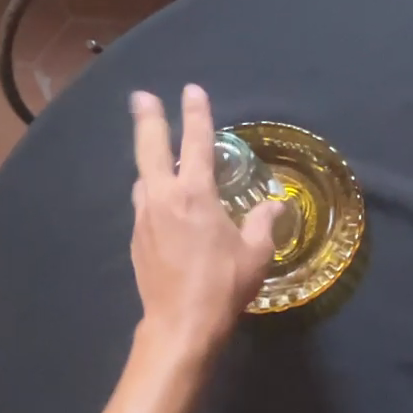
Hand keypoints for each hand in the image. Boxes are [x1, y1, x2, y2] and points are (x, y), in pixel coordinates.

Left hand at [129, 85, 279, 356]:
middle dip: (148, 119)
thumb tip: (275, 204)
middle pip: (150, 148)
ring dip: (149, 161)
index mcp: (195, 195)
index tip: (191, 90)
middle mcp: (163, 198)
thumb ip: (264, 223)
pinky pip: (144, 205)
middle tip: (142, 97)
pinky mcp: (136, 239)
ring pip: (143, 178)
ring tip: (157, 157)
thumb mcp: (257, 253)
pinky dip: (152, 194)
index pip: (197, 144)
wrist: (181, 322)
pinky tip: (161, 204)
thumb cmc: (224, 284)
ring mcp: (144, 218)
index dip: (197, 115)